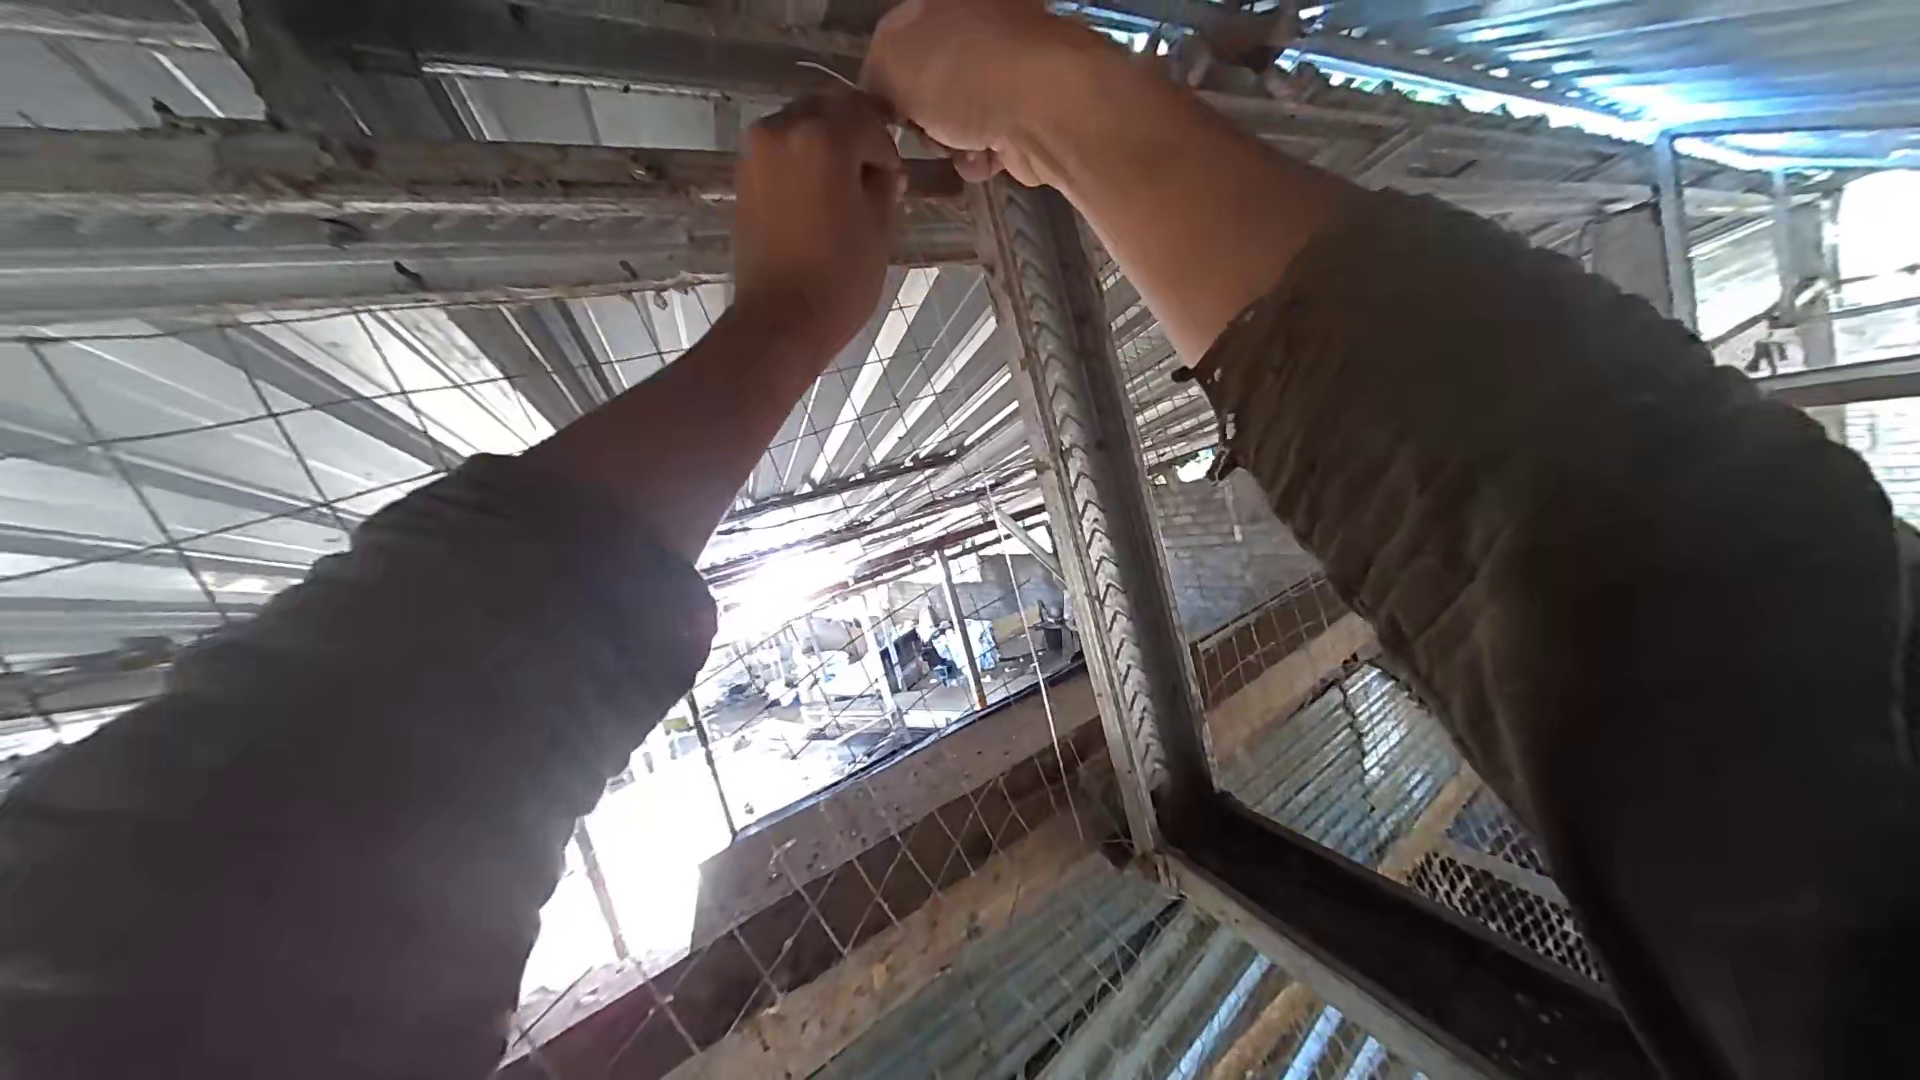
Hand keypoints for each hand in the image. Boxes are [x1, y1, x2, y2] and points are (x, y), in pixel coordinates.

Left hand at [732, 90, 901, 352]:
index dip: (886, 145)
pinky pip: (781, 150)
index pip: (866, 115)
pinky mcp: (743, 177)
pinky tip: (817, 198)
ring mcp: (756, 151)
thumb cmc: (839, 282)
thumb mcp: (879, 230)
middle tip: (872, 175)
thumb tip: (881, 167)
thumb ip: (884, 183)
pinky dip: (802, 161)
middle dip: (854, 134)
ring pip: (801, 125)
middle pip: (828, 108)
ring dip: (826, 145)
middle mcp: (783, 129)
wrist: (781, 321)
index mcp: (824, 138)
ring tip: (843, 190)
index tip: (895, 178)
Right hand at [862, 0, 1111, 183]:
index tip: (887, 113)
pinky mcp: (1027, 113)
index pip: (898, 39)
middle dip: (922, 116)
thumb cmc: (963, 74)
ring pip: (957, 119)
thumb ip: (875, 75)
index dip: (887, 80)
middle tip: (924, 129)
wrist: (1043, 107)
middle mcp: (979, 24)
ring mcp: (1007, 69)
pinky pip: (987, 143)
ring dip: (951, 144)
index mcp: (943, 0)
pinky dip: (981, 158)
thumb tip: (882, 97)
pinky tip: (985, 158)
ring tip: (960, 148)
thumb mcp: (894, 62)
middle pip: (929, 85)